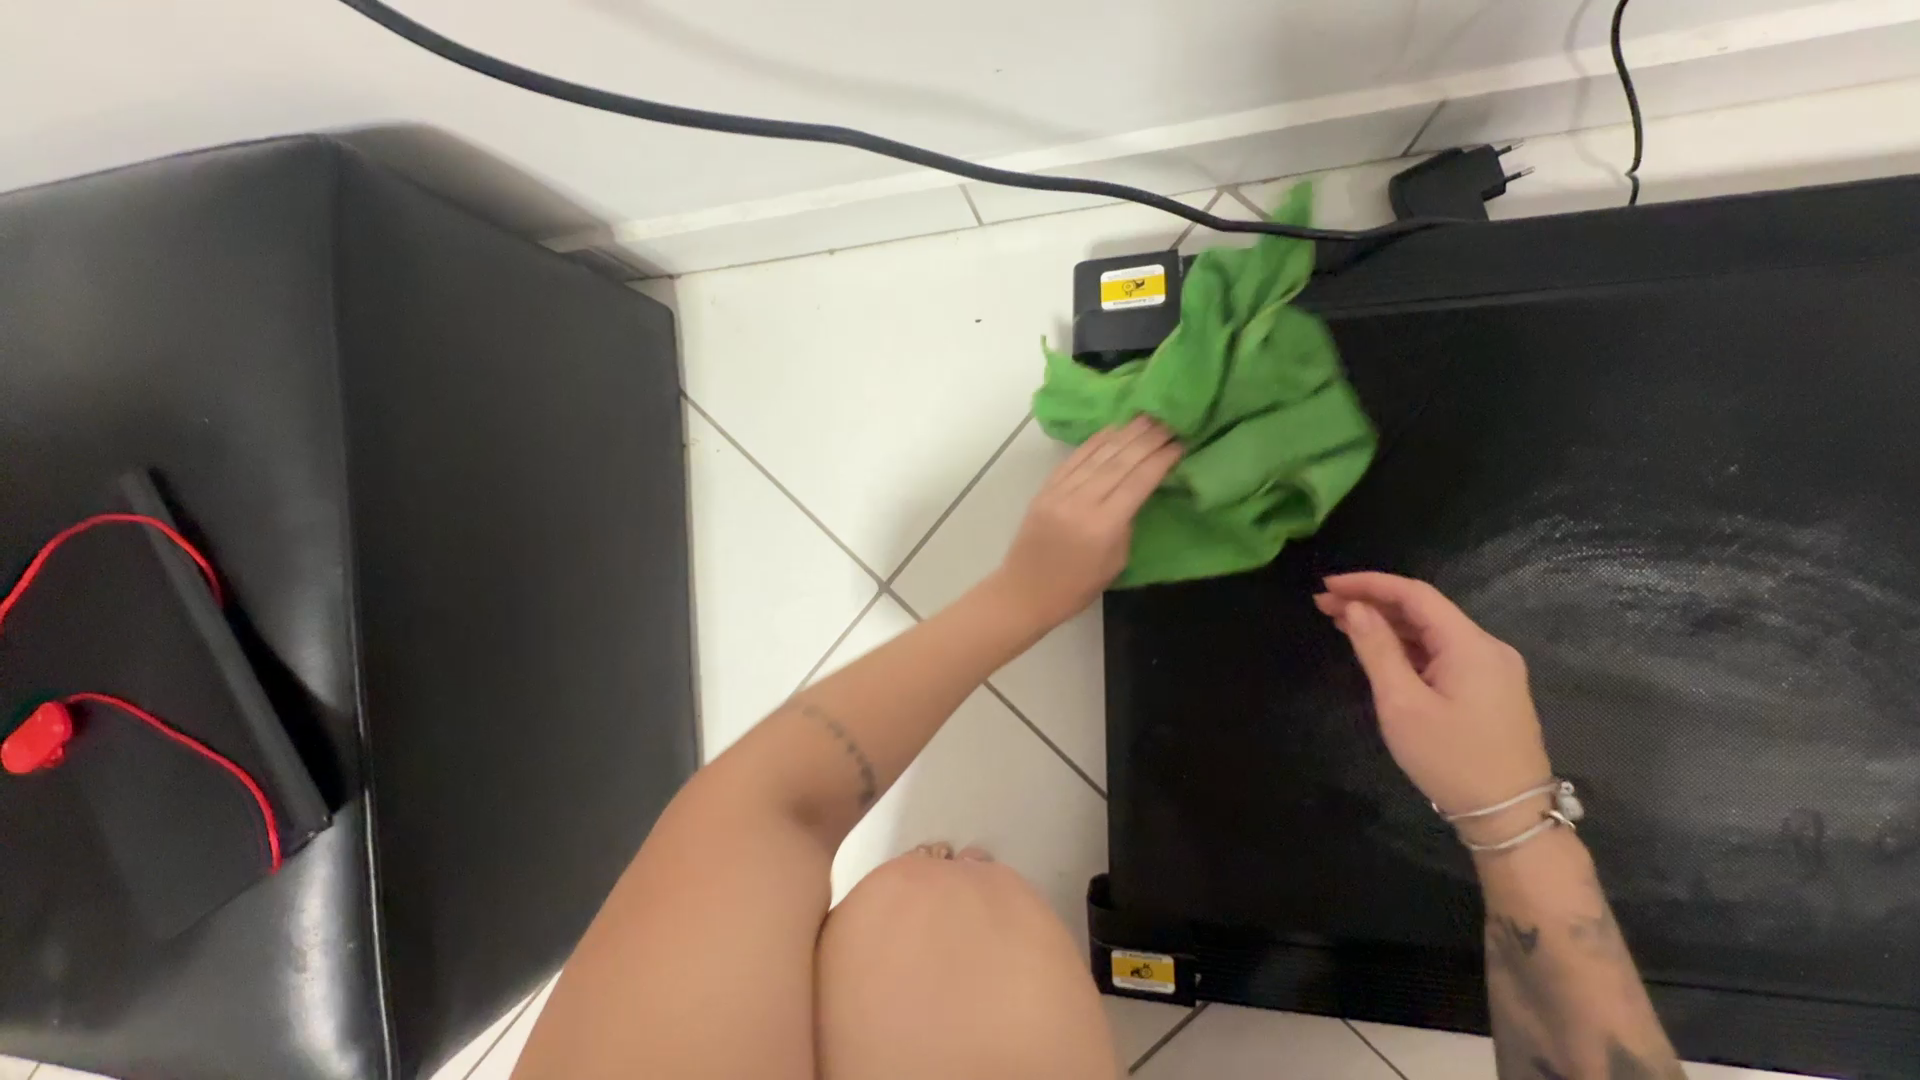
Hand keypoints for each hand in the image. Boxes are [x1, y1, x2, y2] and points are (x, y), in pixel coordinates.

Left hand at [994, 417, 1180, 626]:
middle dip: (1147, 439)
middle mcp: (1081, 503)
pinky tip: (1112, 430)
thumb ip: (1127, 523)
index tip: (1180, 443)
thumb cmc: (1076, 587)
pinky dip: (1094, 442)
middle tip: (1169, 420)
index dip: (1160, 460)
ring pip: (1097, 456)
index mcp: (1103, 526)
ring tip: (1146, 416)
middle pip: (1120, 462)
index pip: (1138, 482)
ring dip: (1124, 434)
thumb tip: (1135, 492)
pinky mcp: (1045, 490)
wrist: (1024, 593)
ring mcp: (1060, 493)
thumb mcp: (1115, 562)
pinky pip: (1074, 460)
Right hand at [1316, 573, 1552, 827]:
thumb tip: (1355, 607)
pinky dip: (1405, 645)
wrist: (1509, 817)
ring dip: (1386, 623)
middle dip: (1372, 602)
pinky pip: (1440, 653)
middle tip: (1323, 605)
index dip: (1369, 584)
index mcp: (1470, 645)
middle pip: (1423, 610)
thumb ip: (1377, 649)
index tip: (1327, 585)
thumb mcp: (1402, 704)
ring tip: (1339, 621)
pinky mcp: (1487, 689)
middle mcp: (1486, 648)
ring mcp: (1491, 669)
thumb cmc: (1450, 759)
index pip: (1415, 594)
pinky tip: (1376, 648)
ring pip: (1430, 632)